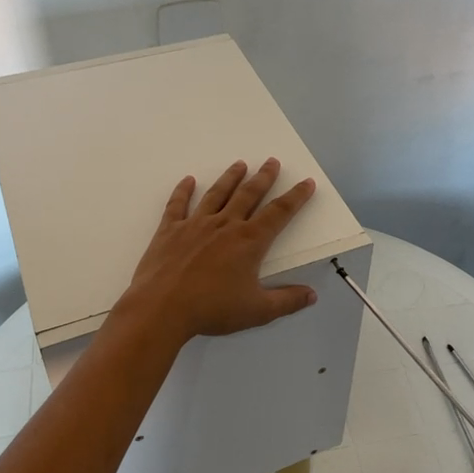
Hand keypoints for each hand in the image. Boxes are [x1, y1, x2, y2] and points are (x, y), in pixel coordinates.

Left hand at [115, 158, 318, 341]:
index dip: (295, 197)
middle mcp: (225, 225)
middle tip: (271, 161)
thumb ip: (287, 301)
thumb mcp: (257, 311)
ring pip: (217, 194)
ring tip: (239, 164)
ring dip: (230, 178)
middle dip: (263, 177)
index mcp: (249, 242)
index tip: (306, 182)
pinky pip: (178, 204)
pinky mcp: (169, 230)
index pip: (279, 213)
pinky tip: (188, 180)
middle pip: (248, 195)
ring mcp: (195, 224)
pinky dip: (183, 191)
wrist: (161, 308)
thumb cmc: (212, 309)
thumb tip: (311, 295)